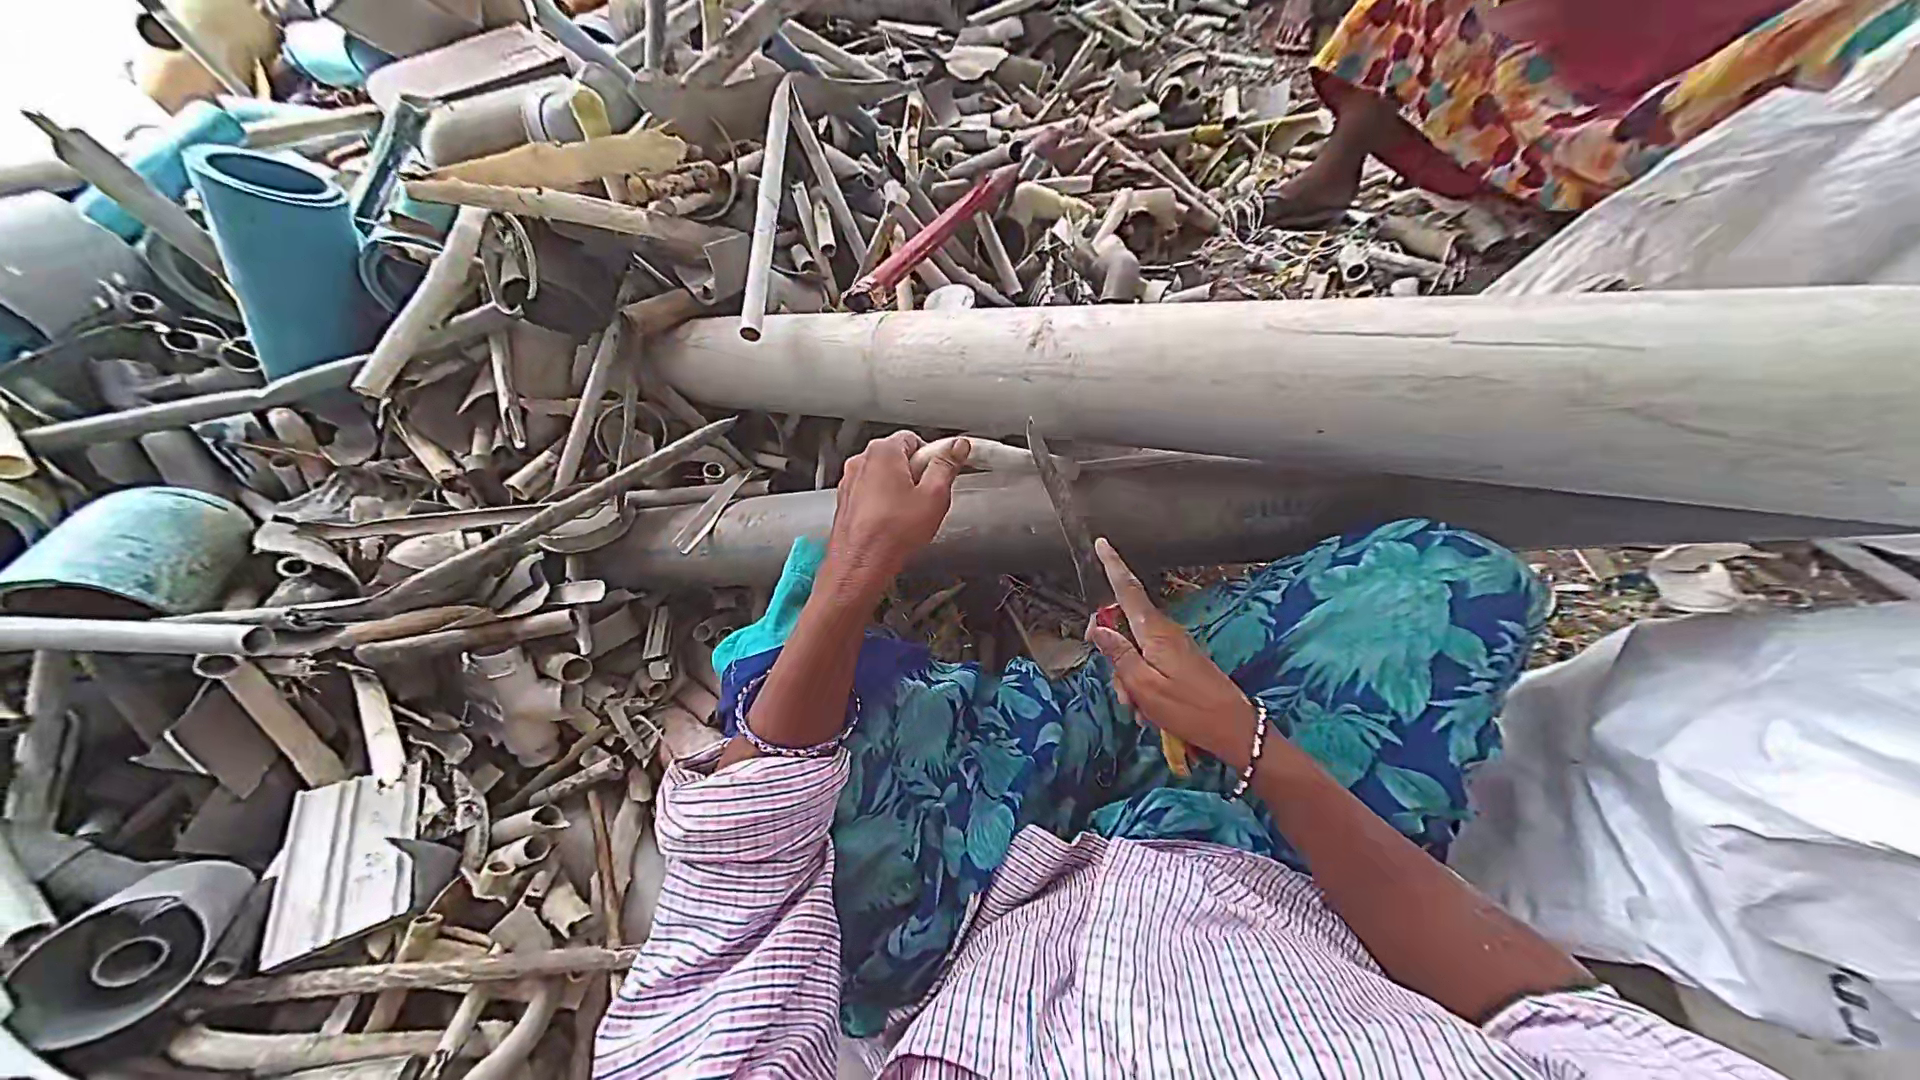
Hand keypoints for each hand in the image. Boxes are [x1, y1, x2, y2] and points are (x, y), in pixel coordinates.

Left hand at [822, 431, 969, 589]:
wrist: (861, 564)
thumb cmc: (892, 533)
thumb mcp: (934, 496)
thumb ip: (946, 465)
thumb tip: (956, 448)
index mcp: (883, 452)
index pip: (913, 438)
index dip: (932, 455)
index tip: (942, 471)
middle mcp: (862, 462)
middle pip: (897, 456)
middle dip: (915, 473)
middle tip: (928, 496)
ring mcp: (850, 482)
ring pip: (883, 476)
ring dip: (898, 489)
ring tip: (910, 513)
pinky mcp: (846, 502)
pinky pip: (870, 493)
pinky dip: (883, 503)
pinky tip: (894, 522)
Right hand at [1085, 538, 1260, 769]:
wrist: (1235, 730)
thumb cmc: (1188, 709)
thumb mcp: (1144, 686)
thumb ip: (1119, 655)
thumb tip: (1100, 629)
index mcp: (1155, 632)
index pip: (1128, 590)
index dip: (1113, 566)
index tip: (1102, 543)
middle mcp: (1164, 633)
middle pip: (1123, 628)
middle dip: (1113, 657)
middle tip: (1121, 692)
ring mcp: (1173, 647)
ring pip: (1133, 651)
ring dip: (1128, 678)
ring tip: (1139, 708)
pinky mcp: (1179, 661)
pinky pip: (1147, 664)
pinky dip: (1141, 685)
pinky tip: (1148, 710)